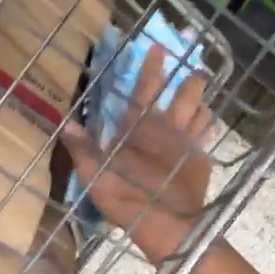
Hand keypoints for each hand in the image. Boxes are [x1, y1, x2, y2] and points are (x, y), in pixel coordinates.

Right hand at [63, 49, 215, 261]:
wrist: (168, 226)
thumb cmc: (128, 198)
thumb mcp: (95, 176)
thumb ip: (83, 150)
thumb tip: (68, 125)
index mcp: (139, 128)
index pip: (146, 89)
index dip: (152, 68)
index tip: (159, 47)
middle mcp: (167, 130)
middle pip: (183, 98)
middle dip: (189, 84)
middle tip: (195, 72)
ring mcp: (187, 146)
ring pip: (199, 117)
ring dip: (200, 107)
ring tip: (203, 102)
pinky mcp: (200, 164)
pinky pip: (205, 142)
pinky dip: (205, 134)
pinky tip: (206, 134)